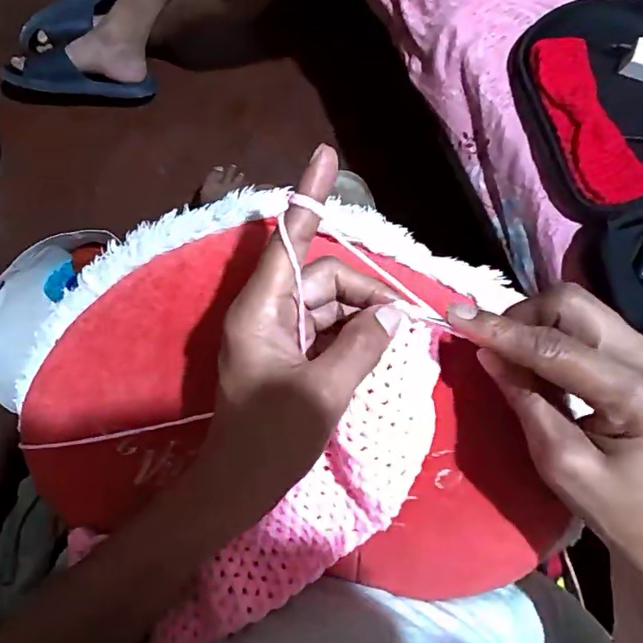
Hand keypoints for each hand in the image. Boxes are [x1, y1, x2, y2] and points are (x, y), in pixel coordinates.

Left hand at [199, 145, 402, 514]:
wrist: (239, 486)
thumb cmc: (271, 441)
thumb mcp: (324, 393)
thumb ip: (362, 346)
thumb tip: (393, 313)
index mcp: (262, 311)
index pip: (290, 241)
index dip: (309, 197)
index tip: (325, 157)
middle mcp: (266, 312)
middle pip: (322, 277)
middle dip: (364, 291)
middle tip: (403, 320)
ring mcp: (276, 334)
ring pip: (328, 304)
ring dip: (362, 315)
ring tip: (394, 338)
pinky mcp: (287, 355)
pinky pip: (325, 328)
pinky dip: (352, 333)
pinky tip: (377, 346)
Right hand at [448, 284, 642, 558]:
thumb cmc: (612, 507)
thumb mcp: (559, 463)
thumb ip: (525, 401)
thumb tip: (486, 352)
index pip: (558, 349)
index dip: (504, 331)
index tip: (457, 316)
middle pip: (573, 306)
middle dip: (522, 318)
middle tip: (493, 349)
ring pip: (577, 307)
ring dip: (534, 323)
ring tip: (514, 358)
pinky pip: (586, 322)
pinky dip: (551, 333)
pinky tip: (538, 362)